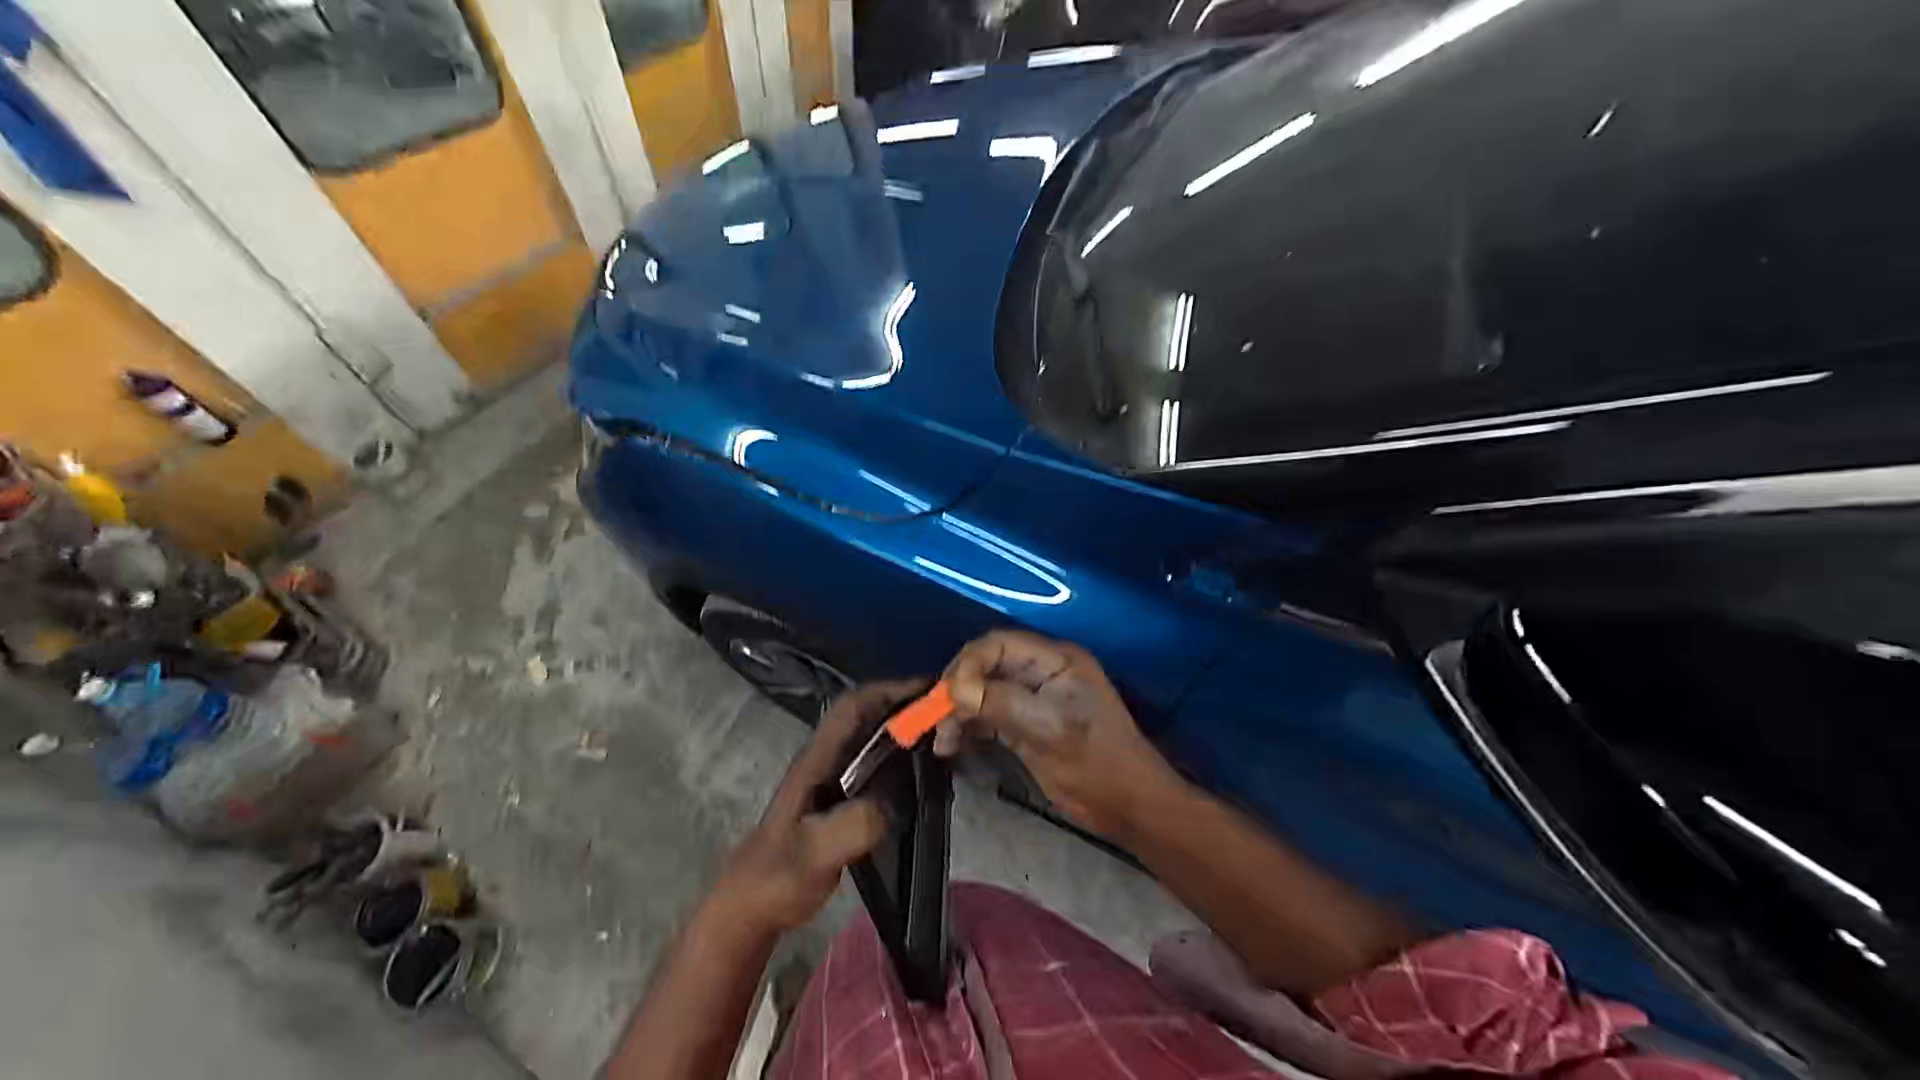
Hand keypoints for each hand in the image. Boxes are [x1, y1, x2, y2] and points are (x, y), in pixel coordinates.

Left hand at [710, 680, 924, 934]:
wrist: (751, 908)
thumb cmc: (778, 877)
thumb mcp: (815, 853)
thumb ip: (853, 827)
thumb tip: (891, 805)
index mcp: (817, 760)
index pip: (852, 708)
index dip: (888, 691)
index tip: (929, 690)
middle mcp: (827, 761)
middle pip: (867, 717)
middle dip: (905, 706)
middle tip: (949, 713)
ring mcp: (835, 781)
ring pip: (874, 740)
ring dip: (906, 731)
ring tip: (947, 737)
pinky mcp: (843, 801)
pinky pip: (878, 767)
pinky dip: (904, 759)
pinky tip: (927, 774)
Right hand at [937, 631, 1185, 838]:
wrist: (1128, 806)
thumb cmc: (1097, 764)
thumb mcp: (1049, 731)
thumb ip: (1001, 704)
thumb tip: (955, 688)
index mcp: (1055, 660)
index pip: (999, 644)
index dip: (969, 663)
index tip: (948, 695)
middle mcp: (1041, 671)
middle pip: (986, 665)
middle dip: (958, 688)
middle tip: (935, 717)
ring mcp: (1032, 697)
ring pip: (981, 691)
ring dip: (957, 711)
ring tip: (941, 740)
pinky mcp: (1024, 723)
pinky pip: (987, 714)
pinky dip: (967, 727)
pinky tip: (950, 745)